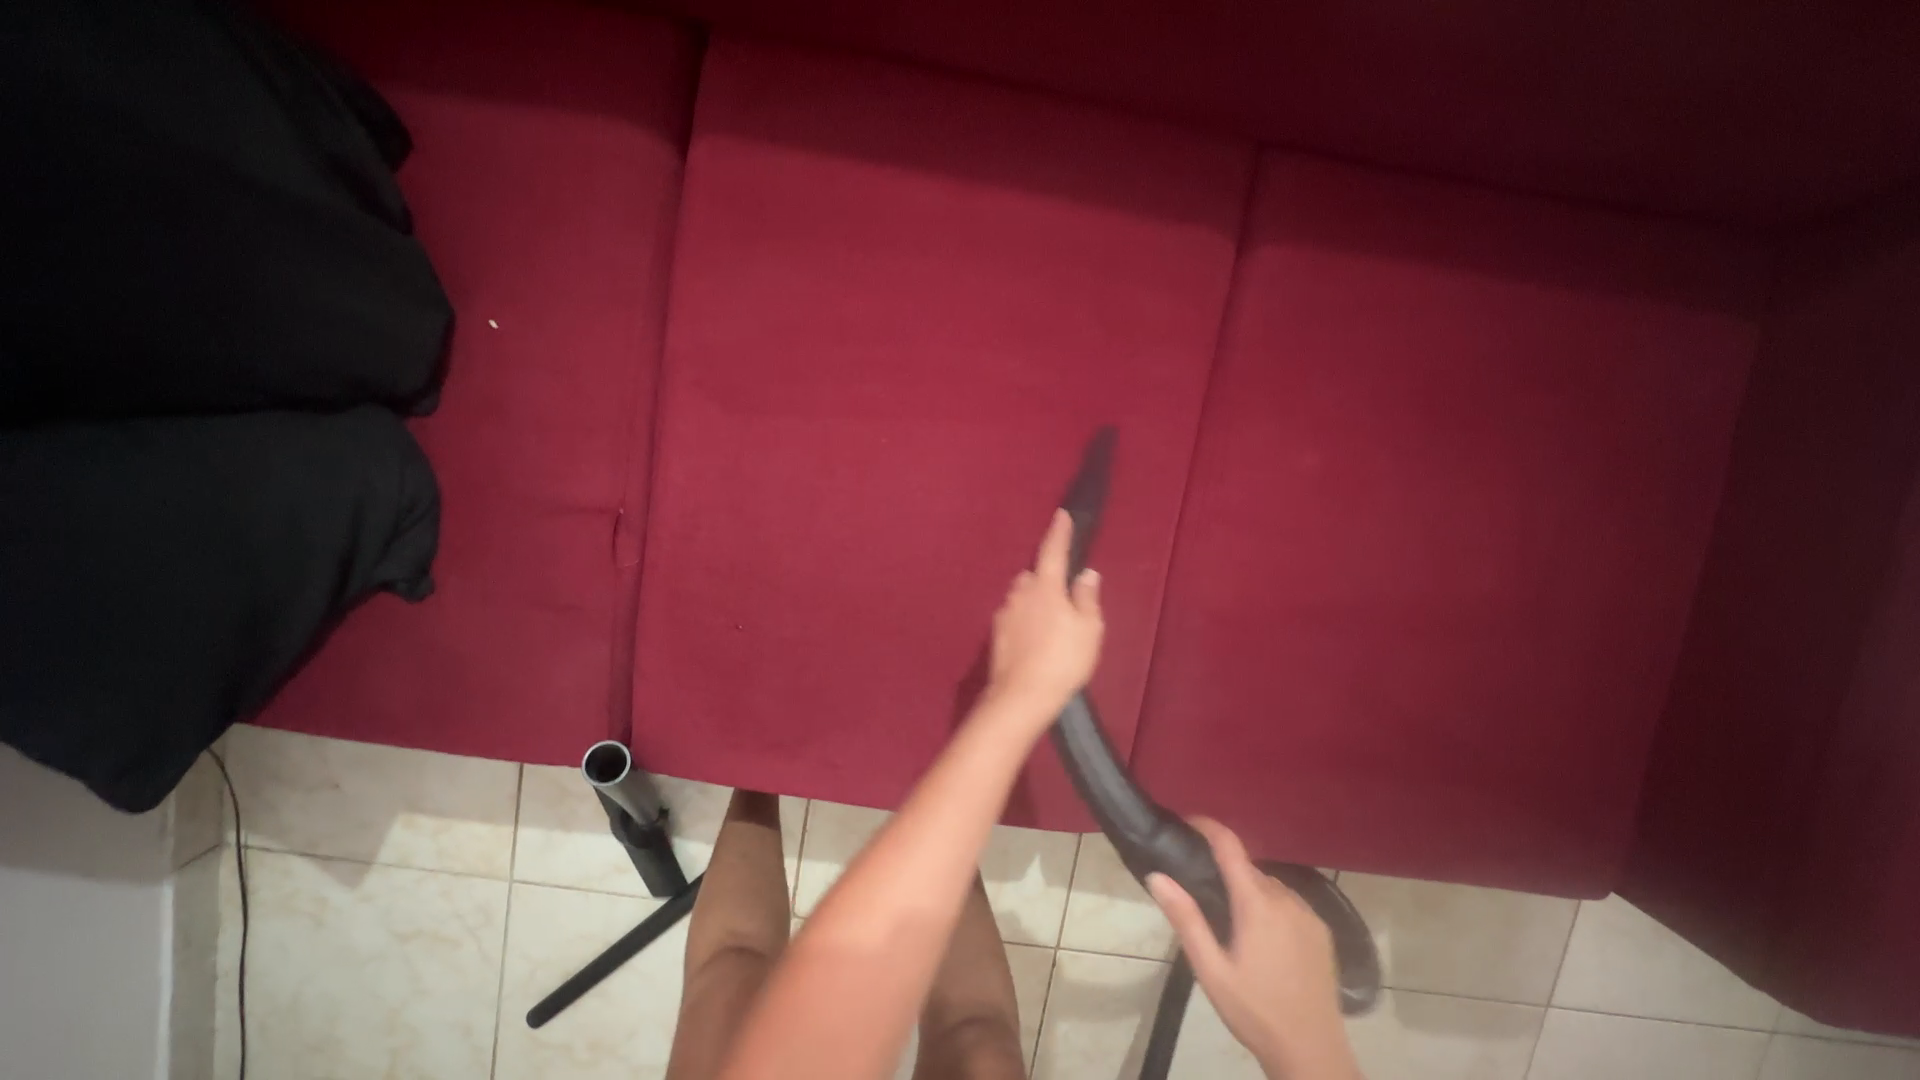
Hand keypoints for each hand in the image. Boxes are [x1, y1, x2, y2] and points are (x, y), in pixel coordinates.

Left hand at [984, 509, 1103, 723]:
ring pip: (1022, 596)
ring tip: (1051, 624)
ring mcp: (1004, 613)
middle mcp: (1020, 593)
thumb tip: (1085, 574)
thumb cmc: (1063, 659)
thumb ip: (1086, 598)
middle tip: (1064, 597)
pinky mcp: (996, 634)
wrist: (1021, 695)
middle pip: (1034, 576)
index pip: (1053, 550)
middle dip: (1046, 579)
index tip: (1062, 515)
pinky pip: (1014, 616)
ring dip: (1034, 601)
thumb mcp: (1089, 629)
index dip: (1059, 532)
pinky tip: (1034, 640)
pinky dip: (1024, 621)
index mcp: (1046, 586)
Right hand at [1149, 820, 1360, 1079]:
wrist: (1312, 1053)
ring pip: (1269, 886)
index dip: (1208, 826)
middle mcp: (1286, 898)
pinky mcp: (1322, 931)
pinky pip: (1288, 903)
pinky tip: (1260, 937)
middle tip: (1198, 890)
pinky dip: (1270, 906)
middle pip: (1248, 868)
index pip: (1230, 846)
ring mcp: (1309, 914)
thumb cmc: (1254, 1010)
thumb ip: (1186, 919)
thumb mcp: (1210, 969)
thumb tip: (1158, 875)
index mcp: (1256, 903)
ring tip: (1228, 920)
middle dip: (1223, 869)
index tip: (1186, 822)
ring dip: (1247, 890)